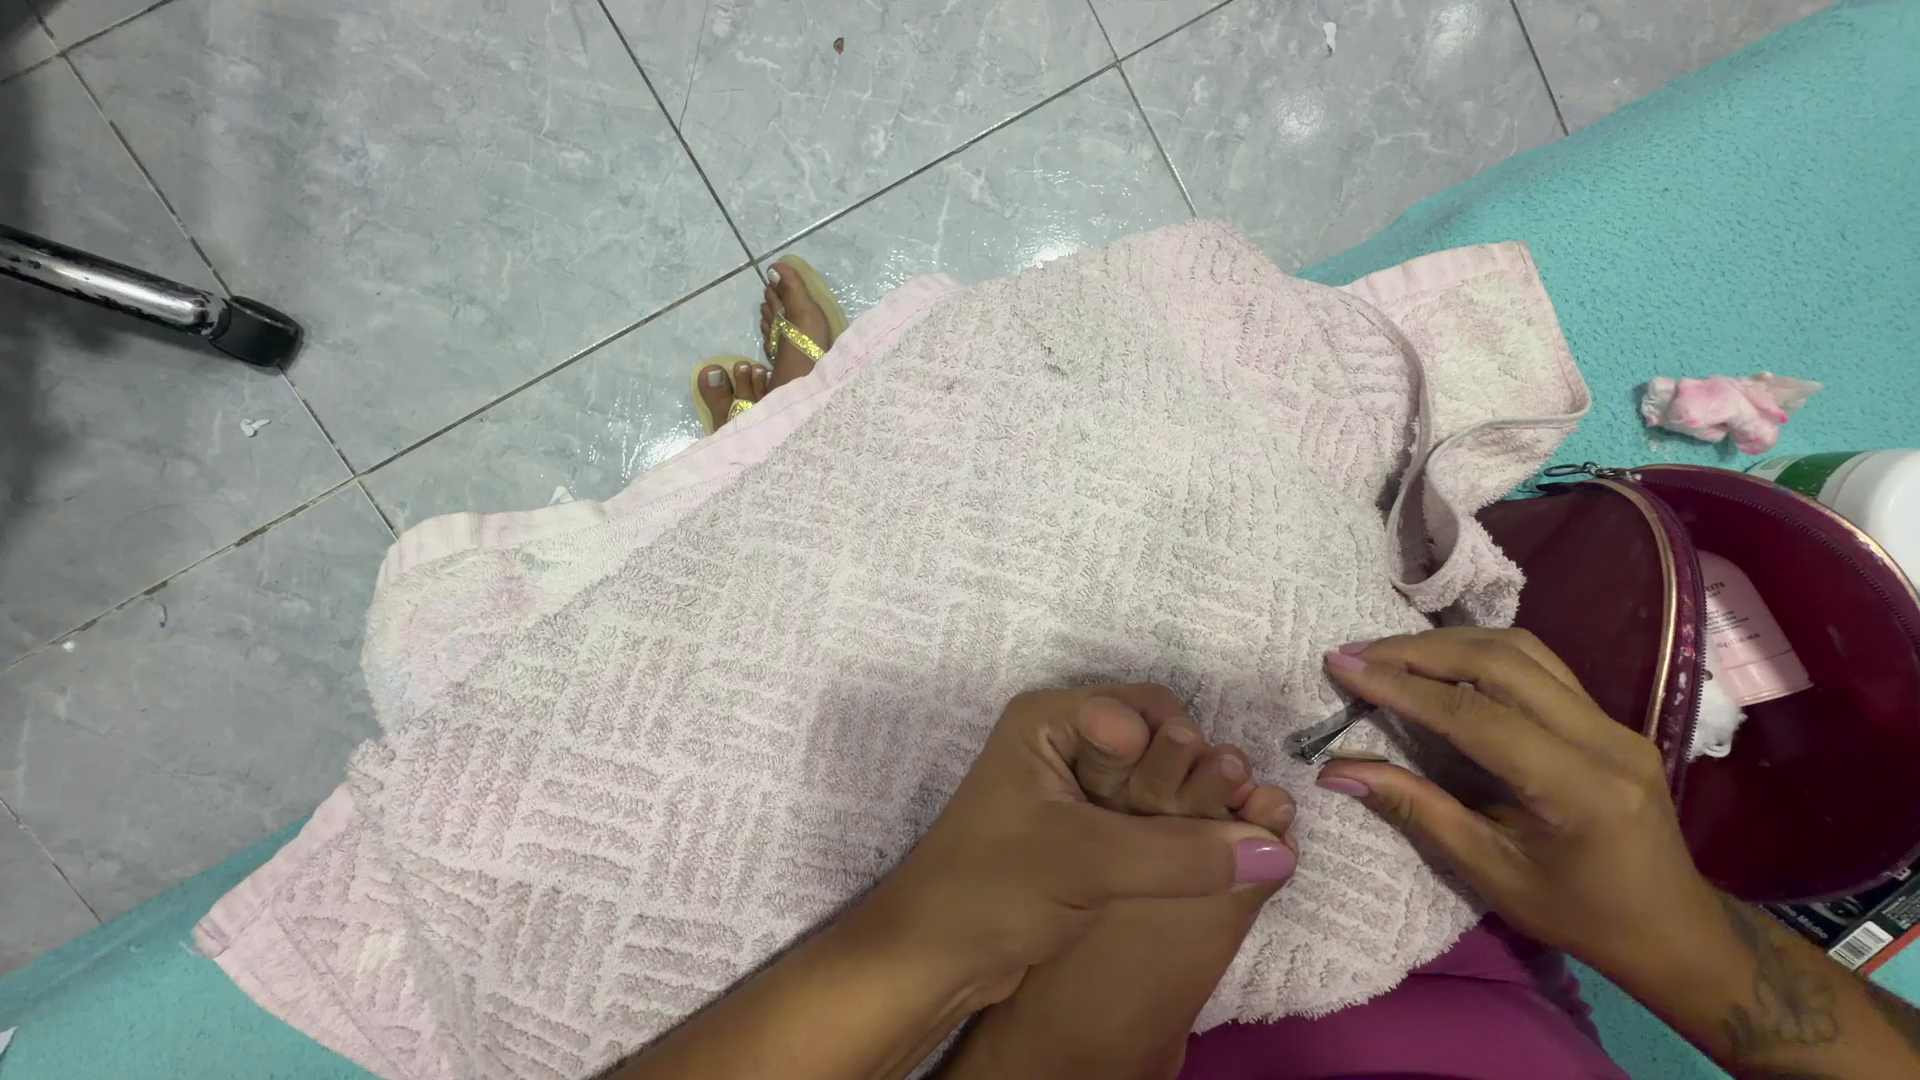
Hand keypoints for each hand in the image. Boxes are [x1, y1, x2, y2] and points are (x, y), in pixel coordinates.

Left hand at [865, 684, 1294, 1008]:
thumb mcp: (1087, 862)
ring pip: (1153, 784)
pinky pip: (1141, 819)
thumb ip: (1182, 855)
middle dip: (1187, 784)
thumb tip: (1276, 851)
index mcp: (1051, 719)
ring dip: (1183, 816)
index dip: (1180, 750)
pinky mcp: (1081, 828)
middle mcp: (1063, 740)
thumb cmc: (992, 890)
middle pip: (1154, 742)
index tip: (1196, 804)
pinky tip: (1194, 869)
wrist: (936, 957)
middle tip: (1202, 831)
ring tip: (1206, 854)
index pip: (1146, 709)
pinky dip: (1169, 840)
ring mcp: (1072, 786)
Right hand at [1315, 628, 1723, 982]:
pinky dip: (1476, 651)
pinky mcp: (1606, 718)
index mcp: (1581, 788)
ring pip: (1521, 649)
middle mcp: (1605, 740)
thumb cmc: (1580, 915)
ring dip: (1446, 642)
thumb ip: (1414, 809)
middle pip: (1500, 662)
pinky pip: (1536, 663)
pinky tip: (1438, 661)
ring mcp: (1613, 722)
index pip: (1475, 714)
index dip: (1402, 686)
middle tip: (1355, 654)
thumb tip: (1334, 769)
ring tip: (1386, 653)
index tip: (1341, 666)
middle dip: (1417, 651)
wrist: (1677, 933)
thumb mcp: (1489, 872)